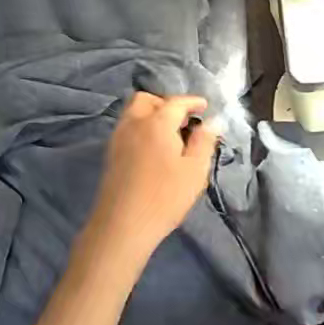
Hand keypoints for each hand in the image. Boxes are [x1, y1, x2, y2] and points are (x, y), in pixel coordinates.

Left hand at [79, 93, 220, 271]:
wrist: (122, 224)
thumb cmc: (164, 197)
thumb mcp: (195, 170)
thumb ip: (204, 141)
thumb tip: (213, 121)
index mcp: (156, 123)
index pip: (175, 103)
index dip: (192, 102)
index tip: (205, 106)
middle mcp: (133, 124)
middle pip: (147, 100)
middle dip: (166, 103)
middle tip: (184, 119)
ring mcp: (117, 139)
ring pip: (133, 113)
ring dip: (152, 114)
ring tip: (170, 134)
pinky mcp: (110, 155)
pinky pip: (127, 128)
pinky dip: (141, 127)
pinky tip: (154, 148)